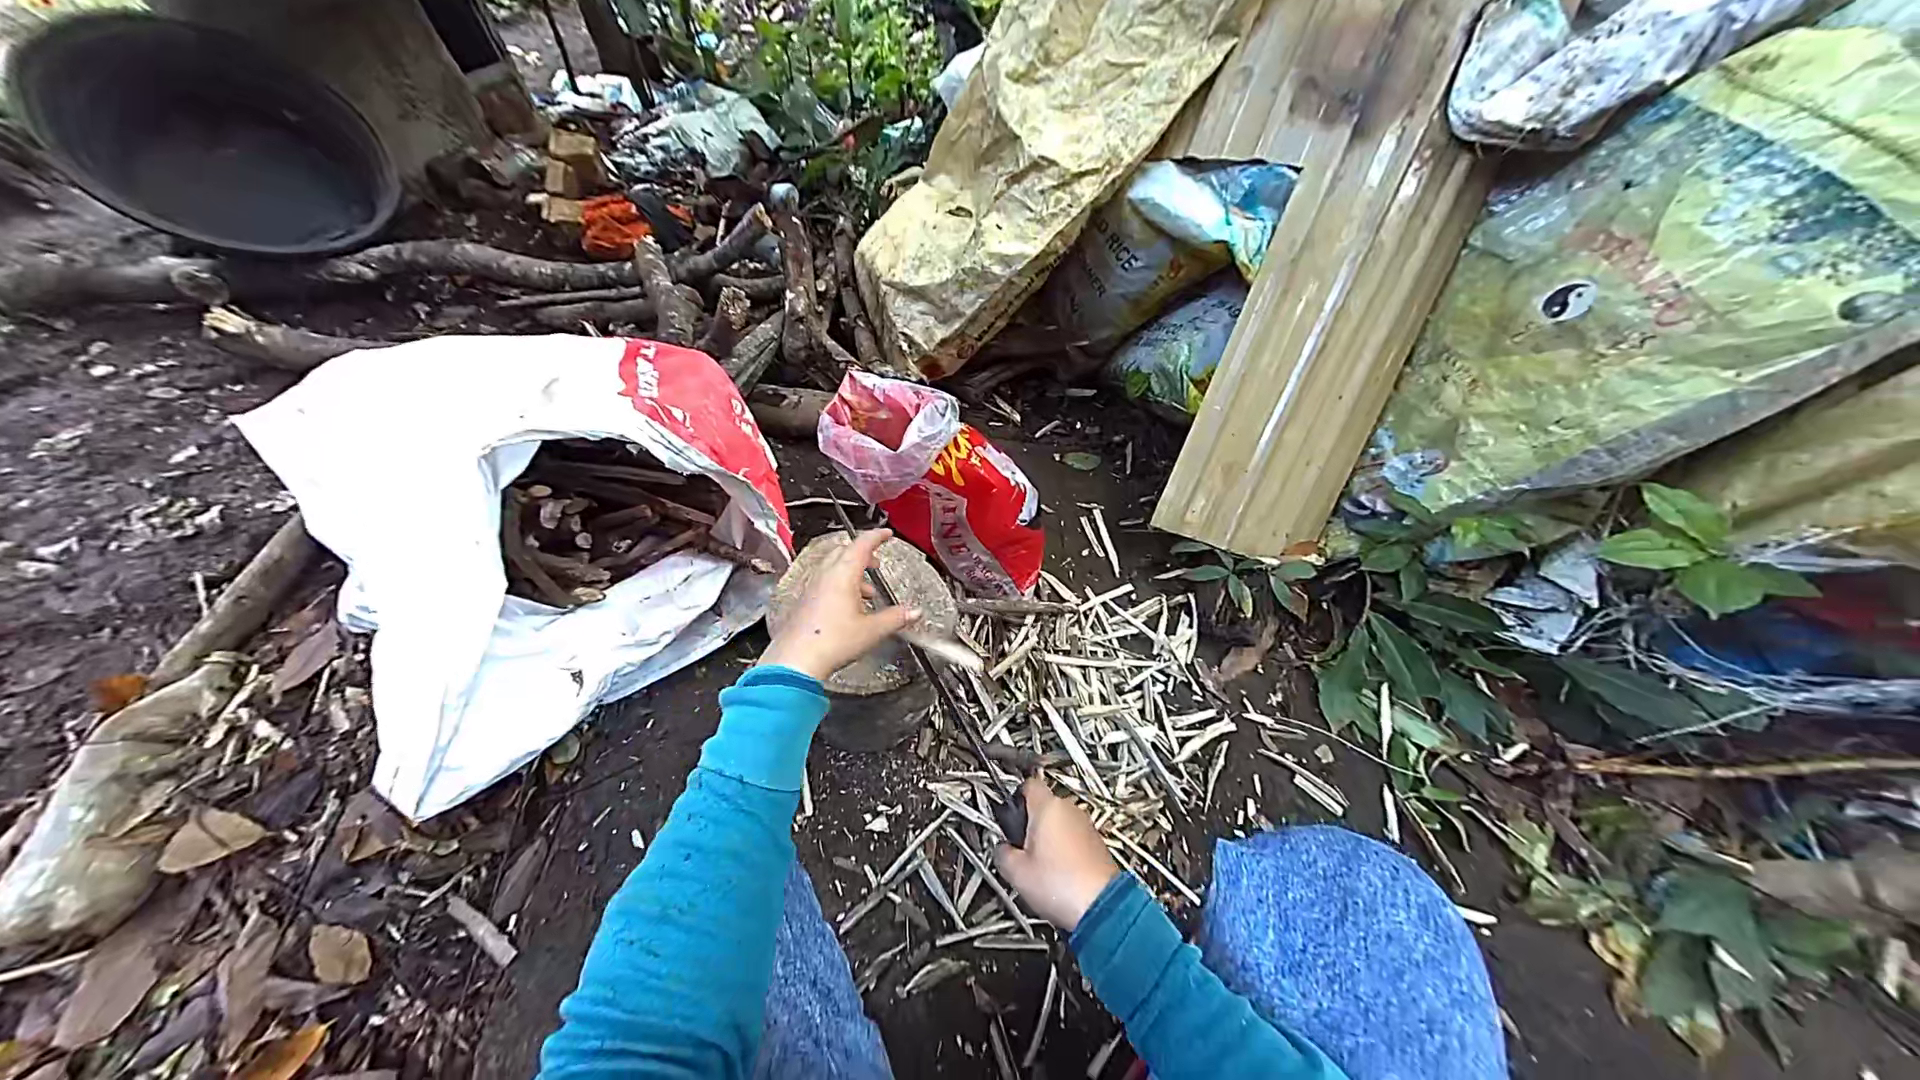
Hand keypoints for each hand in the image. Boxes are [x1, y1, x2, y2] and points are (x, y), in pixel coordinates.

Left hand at [760, 529, 920, 680]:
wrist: (796, 661)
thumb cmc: (831, 642)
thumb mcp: (872, 630)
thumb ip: (896, 617)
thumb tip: (914, 612)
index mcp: (843, 574)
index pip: (862, 544)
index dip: (876, 536)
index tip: (886, 534)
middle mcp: (825, 575)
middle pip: (845, 552)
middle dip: (863, 554)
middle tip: (877, 562)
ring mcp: (812, 587)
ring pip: (833, 568)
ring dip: (852, 572)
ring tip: (867, 591)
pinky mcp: (805, 601)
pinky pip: (825, 583)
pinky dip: (840, 585)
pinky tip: (849, 606)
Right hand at [994, 777, 1119, 931]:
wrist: (1100, 908)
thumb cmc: (1062, 886)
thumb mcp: (1015, 871)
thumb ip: (1001, 852)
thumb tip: (1001, 849)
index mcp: (1047, 807)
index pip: (1028, 785)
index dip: (1014, 798)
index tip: (1008, 816)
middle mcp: (1069, 810)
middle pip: (1043, 805)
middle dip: (1030, 824)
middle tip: (1020, 849)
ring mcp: (1086, 826)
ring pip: (1059, 823)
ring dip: (1048, 838)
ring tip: (1040, 868)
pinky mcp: (1096, 844)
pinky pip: (1073, 838)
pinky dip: (1064, 851)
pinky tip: (1058, 875)